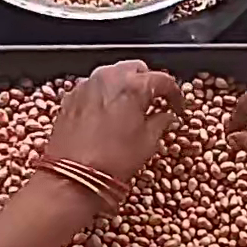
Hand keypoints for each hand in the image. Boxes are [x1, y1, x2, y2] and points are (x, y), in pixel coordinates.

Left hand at [43, 60, 186, 184]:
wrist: (73, 177)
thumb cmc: (111, 161)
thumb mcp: (147, 143)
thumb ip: (160, 122)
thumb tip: (166, 116)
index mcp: (133, 86)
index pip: (163, 80)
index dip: (174, 93)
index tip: (176, 105)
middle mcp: (108, 78)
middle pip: (136, 69)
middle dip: (147, 83)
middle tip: (154, 102)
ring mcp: (86, 86)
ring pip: (112, 75)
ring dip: (124, 87)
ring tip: (131, 108)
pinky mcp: (70, 98)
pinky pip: (93, 88)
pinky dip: (104, 95)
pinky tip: (108, 114)